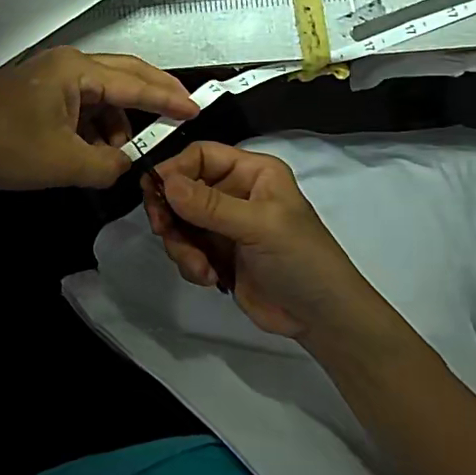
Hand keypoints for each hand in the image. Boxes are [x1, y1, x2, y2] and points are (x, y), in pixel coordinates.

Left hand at [0, 47, 198, 205]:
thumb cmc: (4, 150)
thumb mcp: (64, 163)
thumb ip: (109, 164)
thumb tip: (128, 164)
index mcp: (75, 69)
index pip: (135, 82)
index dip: (168, 99)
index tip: (197, 111)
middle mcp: (66, 64)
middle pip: (123, 75)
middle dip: (153, 96)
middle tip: (182, 113)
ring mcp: (50, 77)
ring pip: (102, 94)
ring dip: (119, 120)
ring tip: (125, 152)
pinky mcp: (38, 94)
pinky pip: (82, 105)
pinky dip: (96, 126)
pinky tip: (96, 150)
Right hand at [143, 141, 381, 339]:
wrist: (322, 318)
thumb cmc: (301, 259)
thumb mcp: (259, 226)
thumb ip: (210, 206)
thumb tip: (165, 182)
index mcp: (252, 173)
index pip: (202, 156)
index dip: (175, 169)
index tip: (153, 191)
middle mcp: (236, 192)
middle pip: (183, 188)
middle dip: (172, 213)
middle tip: (163, 231)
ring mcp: (225, 225)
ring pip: (180, 221)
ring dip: (182, 245)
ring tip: (200, 267)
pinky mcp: (218, 254)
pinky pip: (186, 248)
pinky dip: (190, 263)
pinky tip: (210, 278)